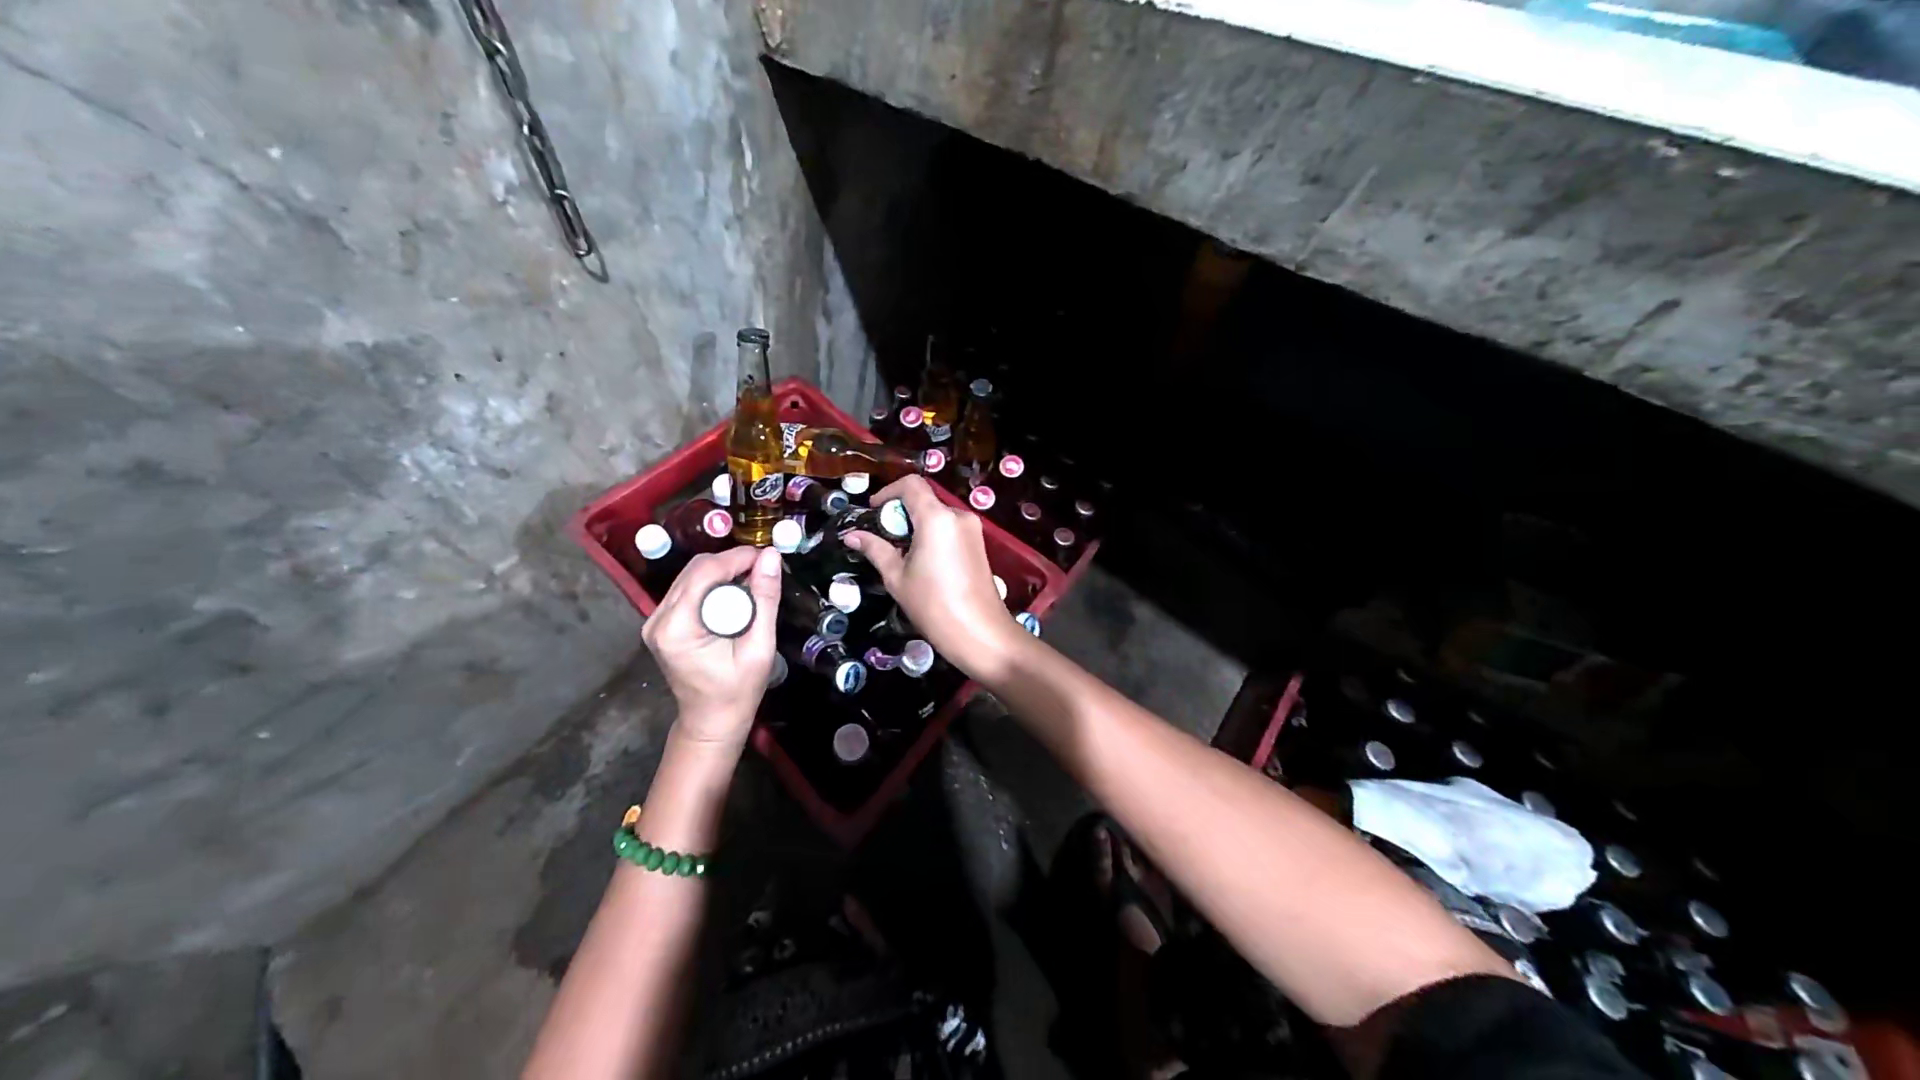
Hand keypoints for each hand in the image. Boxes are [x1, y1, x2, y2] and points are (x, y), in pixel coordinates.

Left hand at [640, 544, 782, 746]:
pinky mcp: (662, 623)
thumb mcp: (759, 647)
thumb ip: (765, 599)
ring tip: (754, 579)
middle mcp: (657, 619)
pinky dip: (714, 584)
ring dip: (723, 572)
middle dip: (731, 562)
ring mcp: (655, 621)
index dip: (737, 558)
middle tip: (764, 568)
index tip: (767, 556)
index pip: (704, 573)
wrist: (712, 721)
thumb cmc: (737, 691)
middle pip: (695, 570)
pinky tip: (735, 592)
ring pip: (691, 576)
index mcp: (676, 628)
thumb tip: (771, 557)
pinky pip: (689, 589)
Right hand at [844, 476, 1024, 676]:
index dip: (888, 492)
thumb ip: (876, 550)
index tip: (874, 511)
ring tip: (901, 554)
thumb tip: (852, 536)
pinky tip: (923, 561)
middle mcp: (958, 515)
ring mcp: (973, 529)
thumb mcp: (897, 577)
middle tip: (884, 538)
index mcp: (937, 518)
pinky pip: (950, 528)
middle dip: (901, 512)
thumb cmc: (933, 605)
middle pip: (925, 499)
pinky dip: (933, 534)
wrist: (979, 632)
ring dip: (917, 525)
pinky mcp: (979, 544)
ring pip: (938, 514)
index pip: (911, 484)